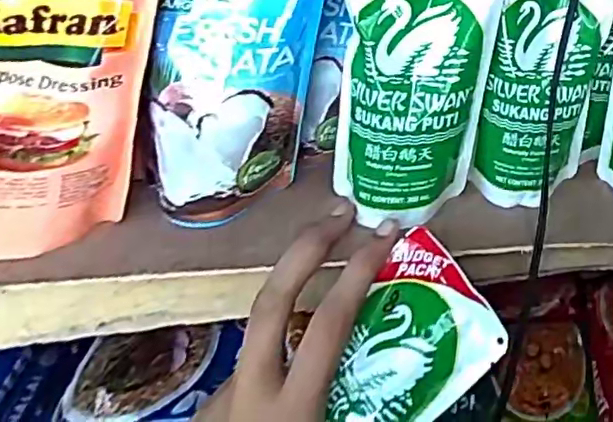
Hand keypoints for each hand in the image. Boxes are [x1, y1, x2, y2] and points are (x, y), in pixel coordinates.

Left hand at [212, 203, 399, 421]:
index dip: (359, 270)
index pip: (328, 322)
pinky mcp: (206, 415)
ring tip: (325, 263)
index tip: (388, 232)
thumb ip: (367, 401)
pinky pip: (252, 365)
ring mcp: (219, 403)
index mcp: (289, 410)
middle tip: (343, 212)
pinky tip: (297, 357)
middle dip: (308, 247)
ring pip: (257, 328)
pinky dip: (280, 346)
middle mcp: (248, 396)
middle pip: (271, 300)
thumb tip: (405, 375)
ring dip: (293, 286)